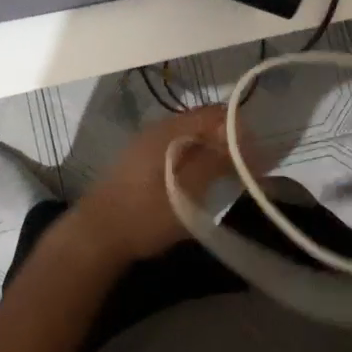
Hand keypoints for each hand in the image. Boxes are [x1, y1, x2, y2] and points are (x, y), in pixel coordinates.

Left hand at [69, 107, 255, 263]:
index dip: (240, 130)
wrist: (95, 237)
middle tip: (248, 170)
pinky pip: (177, 152)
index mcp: (168, 131)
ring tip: (229, 179)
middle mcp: (157, 130)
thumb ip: (215, 162)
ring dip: (212, 153)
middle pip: (202, 124)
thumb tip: (243, 142)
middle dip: (228, 142)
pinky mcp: (140, 163)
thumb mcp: (187, 191)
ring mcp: (146, 146)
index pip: (214, 114)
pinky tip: (202, 184)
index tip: (257, 156)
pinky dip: (196, 162)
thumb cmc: (144, 215)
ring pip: (190, 139)